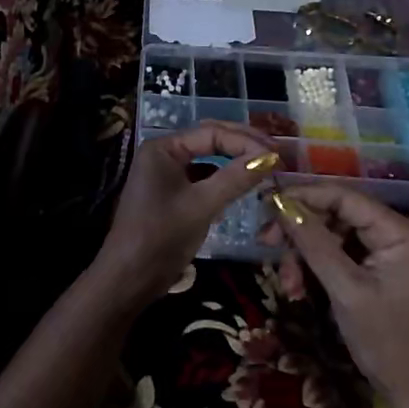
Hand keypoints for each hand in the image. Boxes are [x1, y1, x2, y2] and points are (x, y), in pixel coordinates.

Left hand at [89, 121, 279, 312]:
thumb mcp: (202, 205)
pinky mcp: (171, 194)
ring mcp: (166, 174)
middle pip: (209, 140)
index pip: (211, 132)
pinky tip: (244, 185)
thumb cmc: (161, 235)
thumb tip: (270, 158)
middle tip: (278, 154)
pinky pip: (202, 178)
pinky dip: (223, 179)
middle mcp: (163, 154)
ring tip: (266, 166)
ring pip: (207, 159)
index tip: (278, 155)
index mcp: (163, 148)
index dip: (246, 141)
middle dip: (242, 145)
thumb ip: (235, 178)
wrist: (130, 275)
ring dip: (235, 161)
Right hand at [262, 182, 408, 407]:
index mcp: (401, 234)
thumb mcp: (345, 289)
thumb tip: (281, 204)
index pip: (345, 197)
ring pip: (332, 236)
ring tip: (287, 283)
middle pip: (336, 214)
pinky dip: (315, 269)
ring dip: (303, 255)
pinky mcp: (378, 272)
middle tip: (266, 243)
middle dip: (300, 230)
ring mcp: (388, 255)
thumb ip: (314, 242)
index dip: (304, 196)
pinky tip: (298, 290)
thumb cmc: (387, 341)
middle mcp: (397, 236)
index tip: (266, 207)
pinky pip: (339, 256)